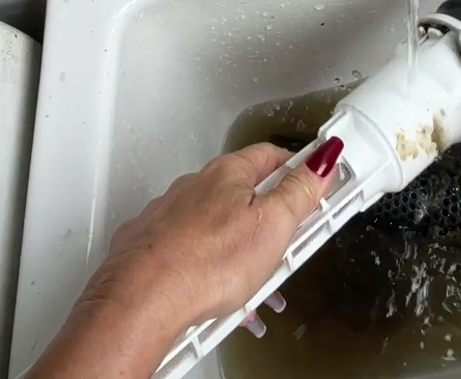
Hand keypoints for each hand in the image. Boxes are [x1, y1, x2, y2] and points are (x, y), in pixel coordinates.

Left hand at [26, 141, 335, 378]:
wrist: (139, 303)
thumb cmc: (201, 264)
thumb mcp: (272, 226)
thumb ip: (300, 192)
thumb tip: (322, 160)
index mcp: (228, 174)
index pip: (274, 157)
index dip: (300, 169)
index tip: (318, 180)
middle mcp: (196, 187)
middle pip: (246, 195)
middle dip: (271, 223)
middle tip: (290, 249)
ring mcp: (170, 217)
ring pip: (218, 229)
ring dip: (240, 253)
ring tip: (253, 290)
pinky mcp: (151, 248)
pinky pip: (191, 252)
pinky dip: (208, 270)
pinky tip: (215, 297)